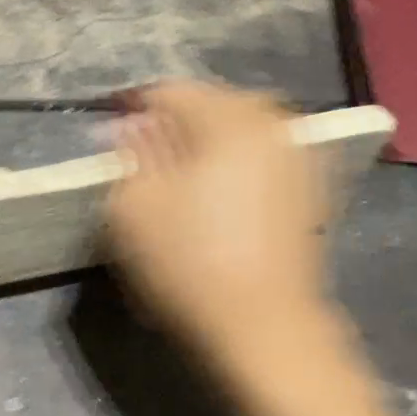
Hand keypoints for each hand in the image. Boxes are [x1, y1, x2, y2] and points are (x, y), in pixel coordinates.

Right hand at [107, 81, 335, 355]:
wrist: (262, 324)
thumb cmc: (188, 263)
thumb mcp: (133, 207)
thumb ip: (126, 156)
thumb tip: (124, 127)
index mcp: (227, 118)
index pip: (169, 91)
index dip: (132, 110)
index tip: (109, 135)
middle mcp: (271, 123)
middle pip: (210, 105)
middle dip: (173, 125)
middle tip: (141, 159)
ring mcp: (297, 156)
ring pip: (238, 132)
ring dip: (203, 146)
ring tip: (175, 179)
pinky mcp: (307, 190)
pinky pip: (258, 159)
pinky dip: (231, 167)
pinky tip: (213, 198)